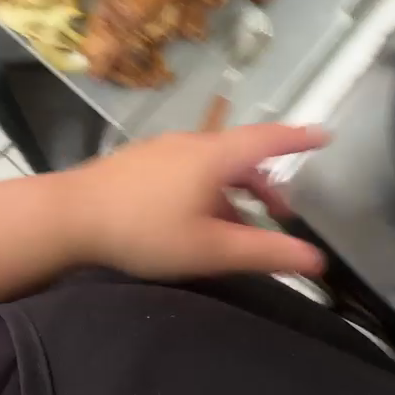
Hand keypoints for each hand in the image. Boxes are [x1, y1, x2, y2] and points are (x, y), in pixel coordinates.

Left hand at [65, 124, 328, 281]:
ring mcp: (162, 150)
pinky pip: (188, 168)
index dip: (299, 138)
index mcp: (215, 156)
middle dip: (265, 181)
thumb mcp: (210, 249)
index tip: (325, 135)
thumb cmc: (145, 231)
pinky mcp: (140, 162)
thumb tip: (316, 259)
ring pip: (212, 164)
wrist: (69, 216)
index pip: (269, 139)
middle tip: (280, 212)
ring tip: (238, 224)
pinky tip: (194, 219)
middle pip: (240, 154)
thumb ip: (264, 253)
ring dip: (234, 190)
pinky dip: (207, 188)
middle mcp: (191, 143)